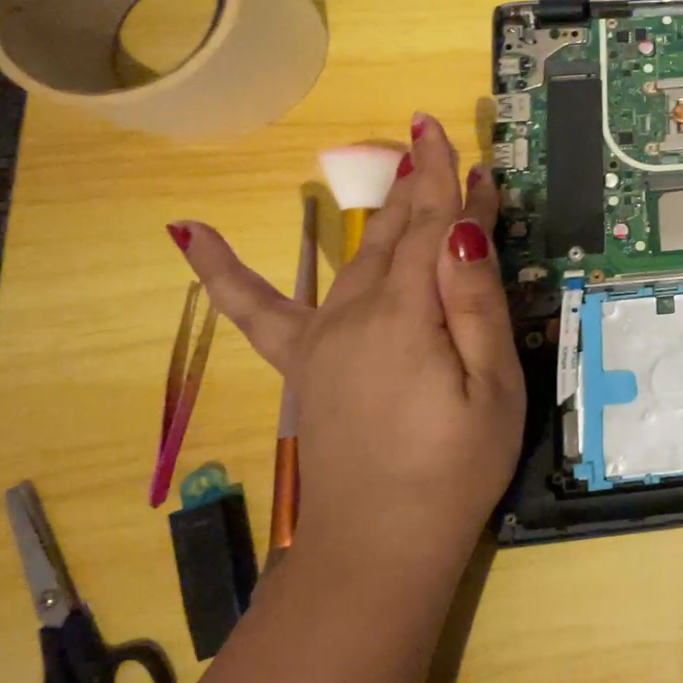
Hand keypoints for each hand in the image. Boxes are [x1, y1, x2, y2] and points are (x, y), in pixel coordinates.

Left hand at [168, 113, 523, 565]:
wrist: (383, 542)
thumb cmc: (458, 464)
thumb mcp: (492, 385)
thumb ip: (474, 304)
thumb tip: (463, 230)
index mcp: (406, 318)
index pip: (436, 234)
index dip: (459, 192)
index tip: (477, 155)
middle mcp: (353, 317)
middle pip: (395, 236)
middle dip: (423, 186)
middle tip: (438, 139)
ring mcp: (320, 340)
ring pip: (355, 258)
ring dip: (382, 210)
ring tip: (398, 167)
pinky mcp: (303, 365)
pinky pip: (258, 310)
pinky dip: (224, 270)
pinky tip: (190, 233)